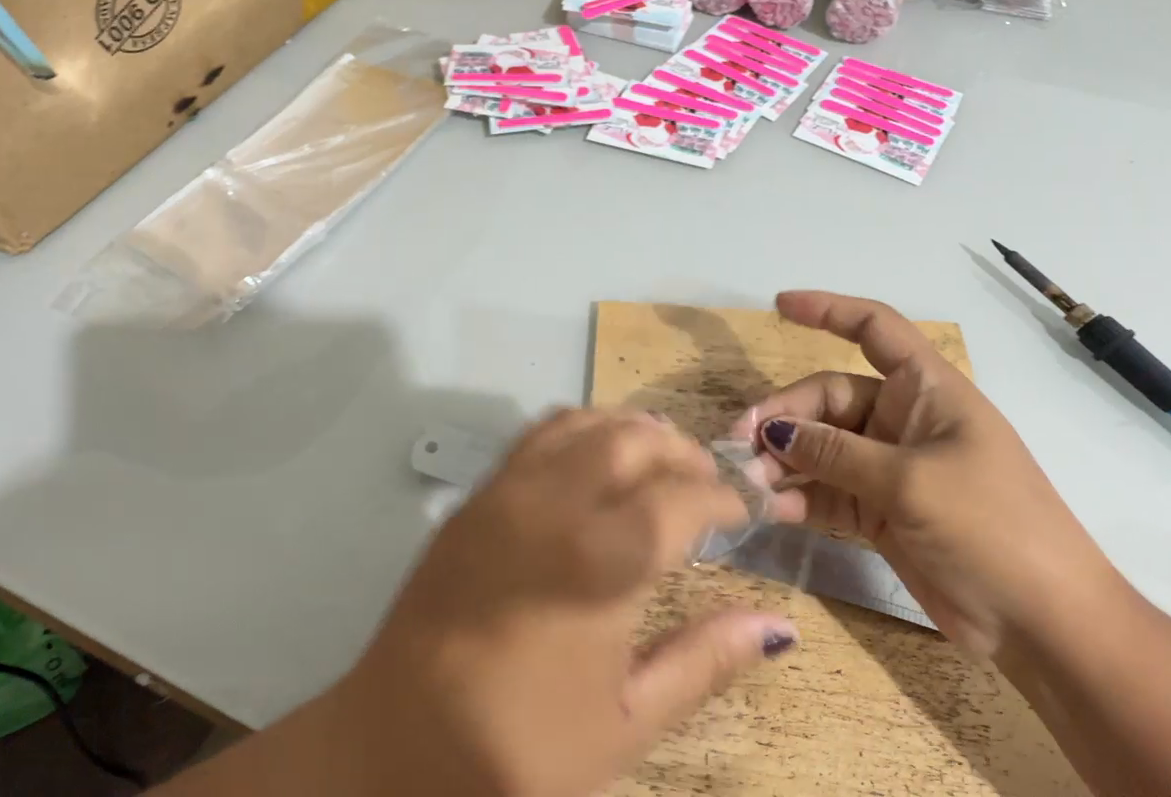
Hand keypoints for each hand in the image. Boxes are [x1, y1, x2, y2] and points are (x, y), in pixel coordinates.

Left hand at [333, 410, 798, 796]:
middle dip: (679, 450)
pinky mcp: (471, 501)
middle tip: (705, 480)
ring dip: (627, 429)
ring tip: (655, 459)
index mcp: (600, 560)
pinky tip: (589, 464)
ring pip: (579, 424)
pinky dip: (576, 432)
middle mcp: (552, 505)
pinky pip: (533, 438)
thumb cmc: (520, 746)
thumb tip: (775, 625)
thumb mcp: (628, 721)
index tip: (744, 510)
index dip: (722, 498)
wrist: (396, 746)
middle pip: (630, 439)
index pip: (681, 498)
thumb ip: (704, 661)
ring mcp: (504, 495)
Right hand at [735, 291, 1122, 657]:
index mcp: (928, 391)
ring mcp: (890, 469)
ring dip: (782, 461)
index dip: (828, 310)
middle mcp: (904, 421)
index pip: (876, 329)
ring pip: (820, 448)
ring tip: (746, 482)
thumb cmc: (992, 527)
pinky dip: (796, 497)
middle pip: (830, 399)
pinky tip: (768, 509)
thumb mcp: (909, 481)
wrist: (1044, 622)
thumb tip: (773, 432)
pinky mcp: (879, 513)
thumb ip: (834, 453)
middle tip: (741, 444)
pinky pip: (825, 492)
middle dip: (785, 416)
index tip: (777, 307)